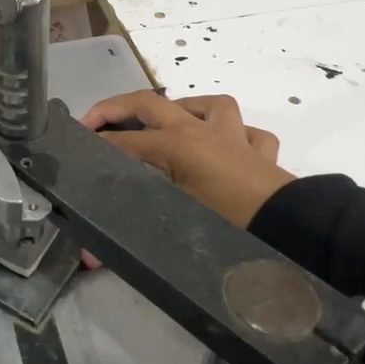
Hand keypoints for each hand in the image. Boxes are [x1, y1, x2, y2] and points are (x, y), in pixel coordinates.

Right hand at [79, 92, 294, 229]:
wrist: (294, 230)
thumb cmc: (230, 225)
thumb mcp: (174, 224)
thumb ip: (129, 239)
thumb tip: (89, 259)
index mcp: (173, 144)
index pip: (120, 141)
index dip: (91, 143)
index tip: (70, 147)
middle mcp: (199, 130)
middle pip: (147, 104)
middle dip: (113, 109)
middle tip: (92, 122)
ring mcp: (234, 136)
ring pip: (206, 104)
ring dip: (182, 109)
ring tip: (166, 125)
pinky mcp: (261, 152)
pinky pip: (246, 133)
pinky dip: (234, 135)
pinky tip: (225, 147)